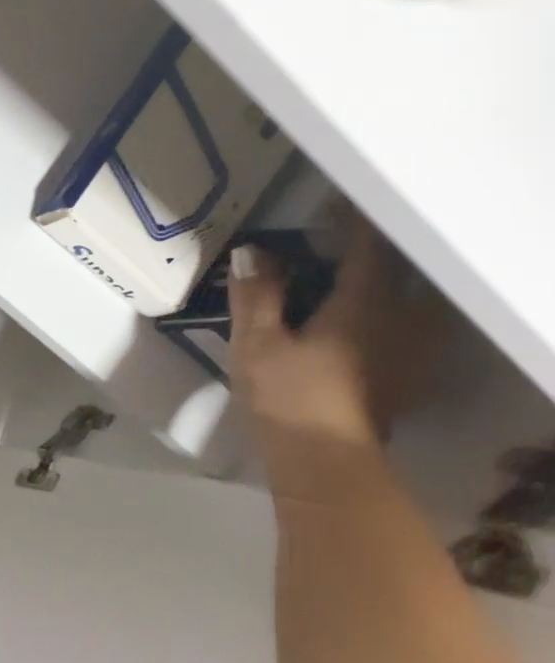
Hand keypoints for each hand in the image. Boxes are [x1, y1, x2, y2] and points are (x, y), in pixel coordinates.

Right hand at [229, 213, 440, 483]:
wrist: (325, 458)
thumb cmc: (289, 397)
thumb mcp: (257, 345)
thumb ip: (258, 297)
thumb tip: (253, 251)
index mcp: (365, 300)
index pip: (366, 244)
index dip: (350, 220)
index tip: (331, 203)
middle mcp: (402, 313)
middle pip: (392, 269)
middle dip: (365, 252)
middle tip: (331, 244)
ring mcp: (410, 344)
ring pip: (399, 298)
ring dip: (373, 285)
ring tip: (338, 282)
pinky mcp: (405, 371)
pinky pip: (396, 325)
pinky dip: (375, 314)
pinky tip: (349, 325)